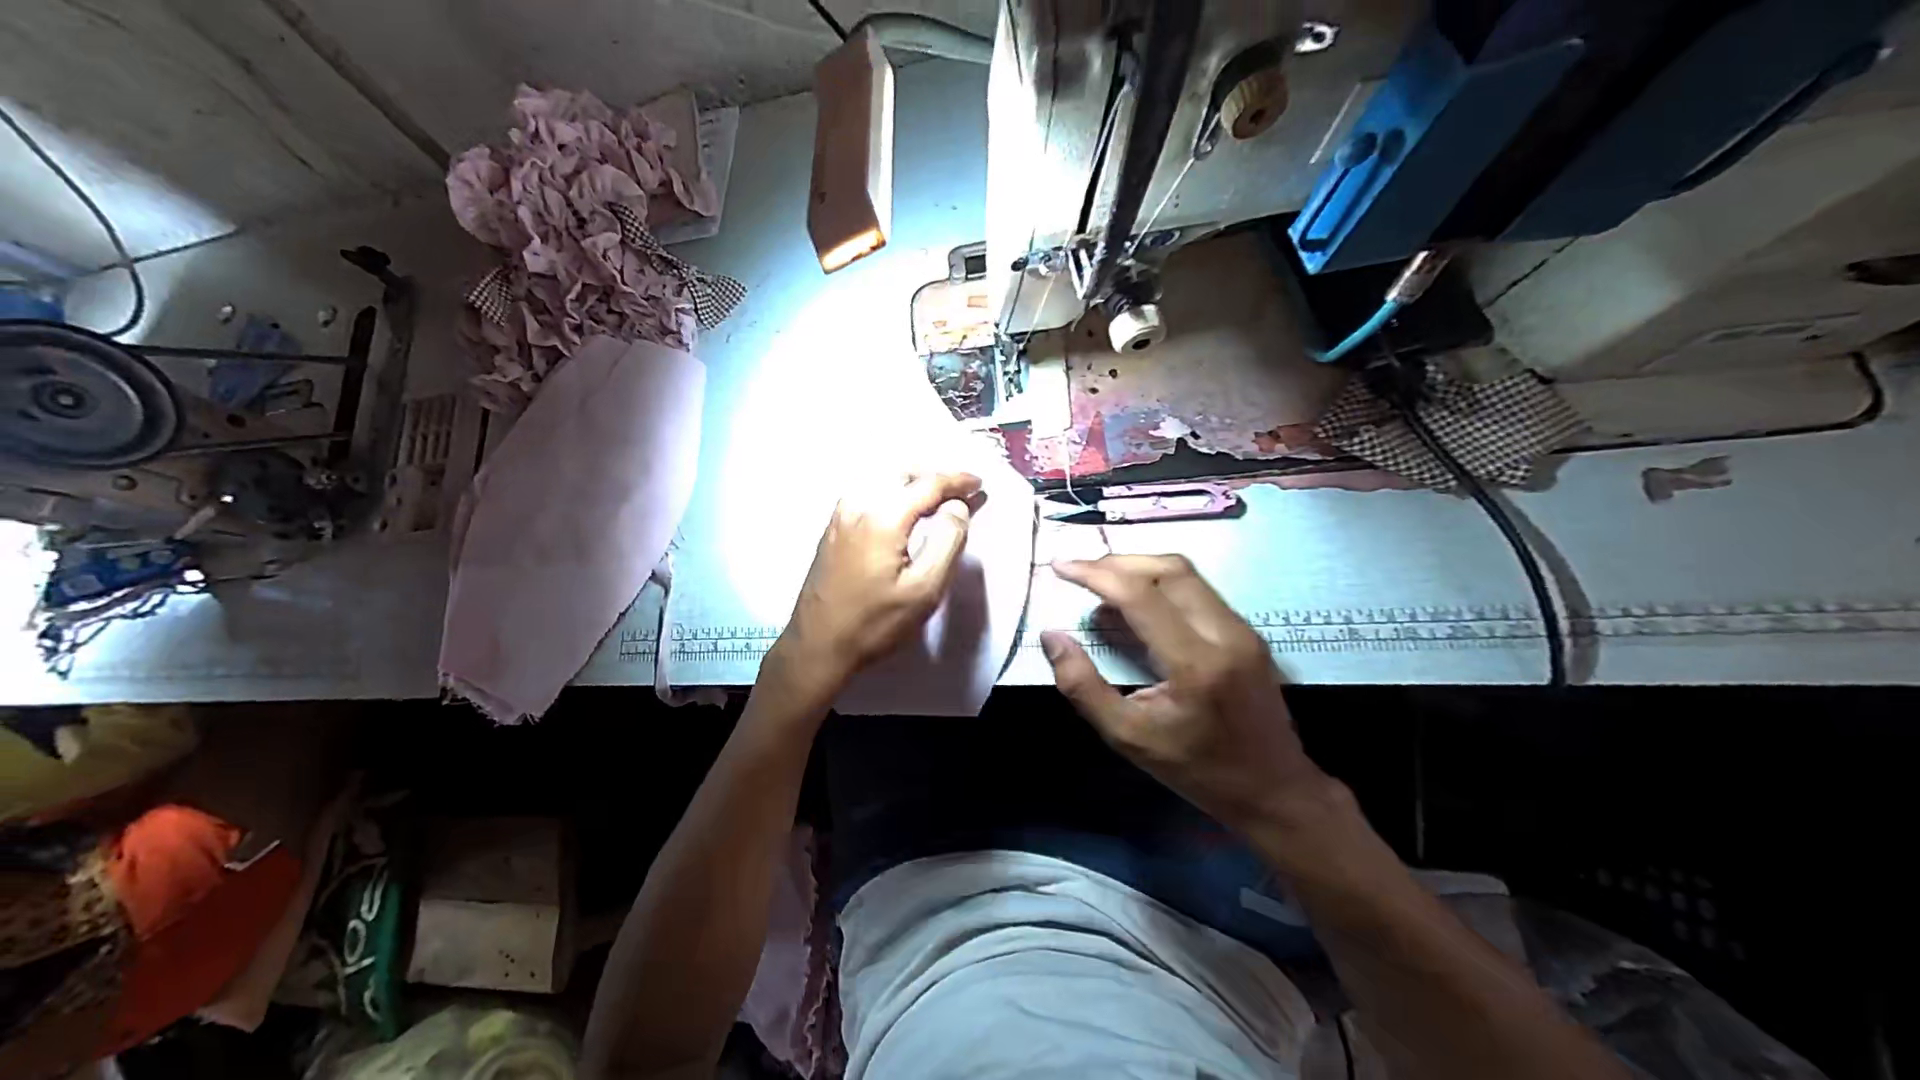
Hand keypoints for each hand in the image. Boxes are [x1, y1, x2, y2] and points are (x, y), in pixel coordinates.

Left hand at [776, 471, 982, 696]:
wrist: (818, 645)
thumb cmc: (875, 622)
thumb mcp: (925, 589)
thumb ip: (948, 541)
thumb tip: (956, 507)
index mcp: (882, 516)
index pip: (927, 484)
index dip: (957, 480)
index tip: (979, 483)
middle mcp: (857, 504)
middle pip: (902, 473)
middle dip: (934, 477)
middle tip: (961, 492)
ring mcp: (840, 514)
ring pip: (882, 479)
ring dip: (912, 482)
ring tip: (936, 499)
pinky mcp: (832, 527)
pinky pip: (867, 491)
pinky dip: (892, 490)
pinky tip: (902, 510)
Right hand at [1041, 555, 1328, 828]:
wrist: (1273, 790)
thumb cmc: (1195, 769)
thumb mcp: (1127, 737)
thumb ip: (1082, 686)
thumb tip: (1052, 637)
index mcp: (1196, 664)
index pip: (1140, 595)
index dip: (1095, 574)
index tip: (1060, 567)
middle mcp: (1225, 634)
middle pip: (1168, 569)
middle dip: (1117, 562)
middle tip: (1079, 571)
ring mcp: (1243, 630)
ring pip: (1187, 573)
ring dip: (1140, 567)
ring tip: (1102, 580)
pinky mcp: (1249, 632)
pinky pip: (1200, 589)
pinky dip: (1162, 582)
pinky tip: (1138, 601)